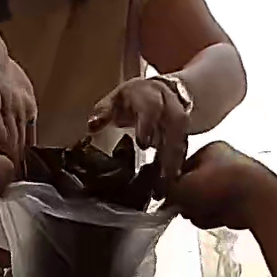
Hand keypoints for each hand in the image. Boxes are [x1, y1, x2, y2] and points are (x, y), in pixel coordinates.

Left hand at [88, 75, 188, 190]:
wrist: (156, 93)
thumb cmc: (131, 100)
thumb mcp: (115, 100)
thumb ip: (104, 111)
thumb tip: (93, 124)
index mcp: (149, 95)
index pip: (152, 107)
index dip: (148, 125)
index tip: (143, 144)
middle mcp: (169, 105)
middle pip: (175, 124)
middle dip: (170, 149)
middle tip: (162, 173)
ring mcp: (179, 119)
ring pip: (182, 139)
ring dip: (175, 161)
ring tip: (166, 182)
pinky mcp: (183, 134)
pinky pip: (184, 149)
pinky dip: (177, 165)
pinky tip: (169, 181)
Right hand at [165, 141, 276, 229]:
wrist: (256, 200)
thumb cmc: (217, 185)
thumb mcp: (181, 186)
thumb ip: (167, 190)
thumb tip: (164, 196)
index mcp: (210, 150)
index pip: (182, 167)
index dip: (172, 184)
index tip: (167, 197)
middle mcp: (225, 162)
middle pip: (194, 186)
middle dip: (188, 201)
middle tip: (186, 207)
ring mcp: (236, 181)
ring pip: (206, 201)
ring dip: (200, 211)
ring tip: (203, 214)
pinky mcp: (244, 201)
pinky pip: (220, 211)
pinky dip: (215, 216)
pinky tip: (216, 219)